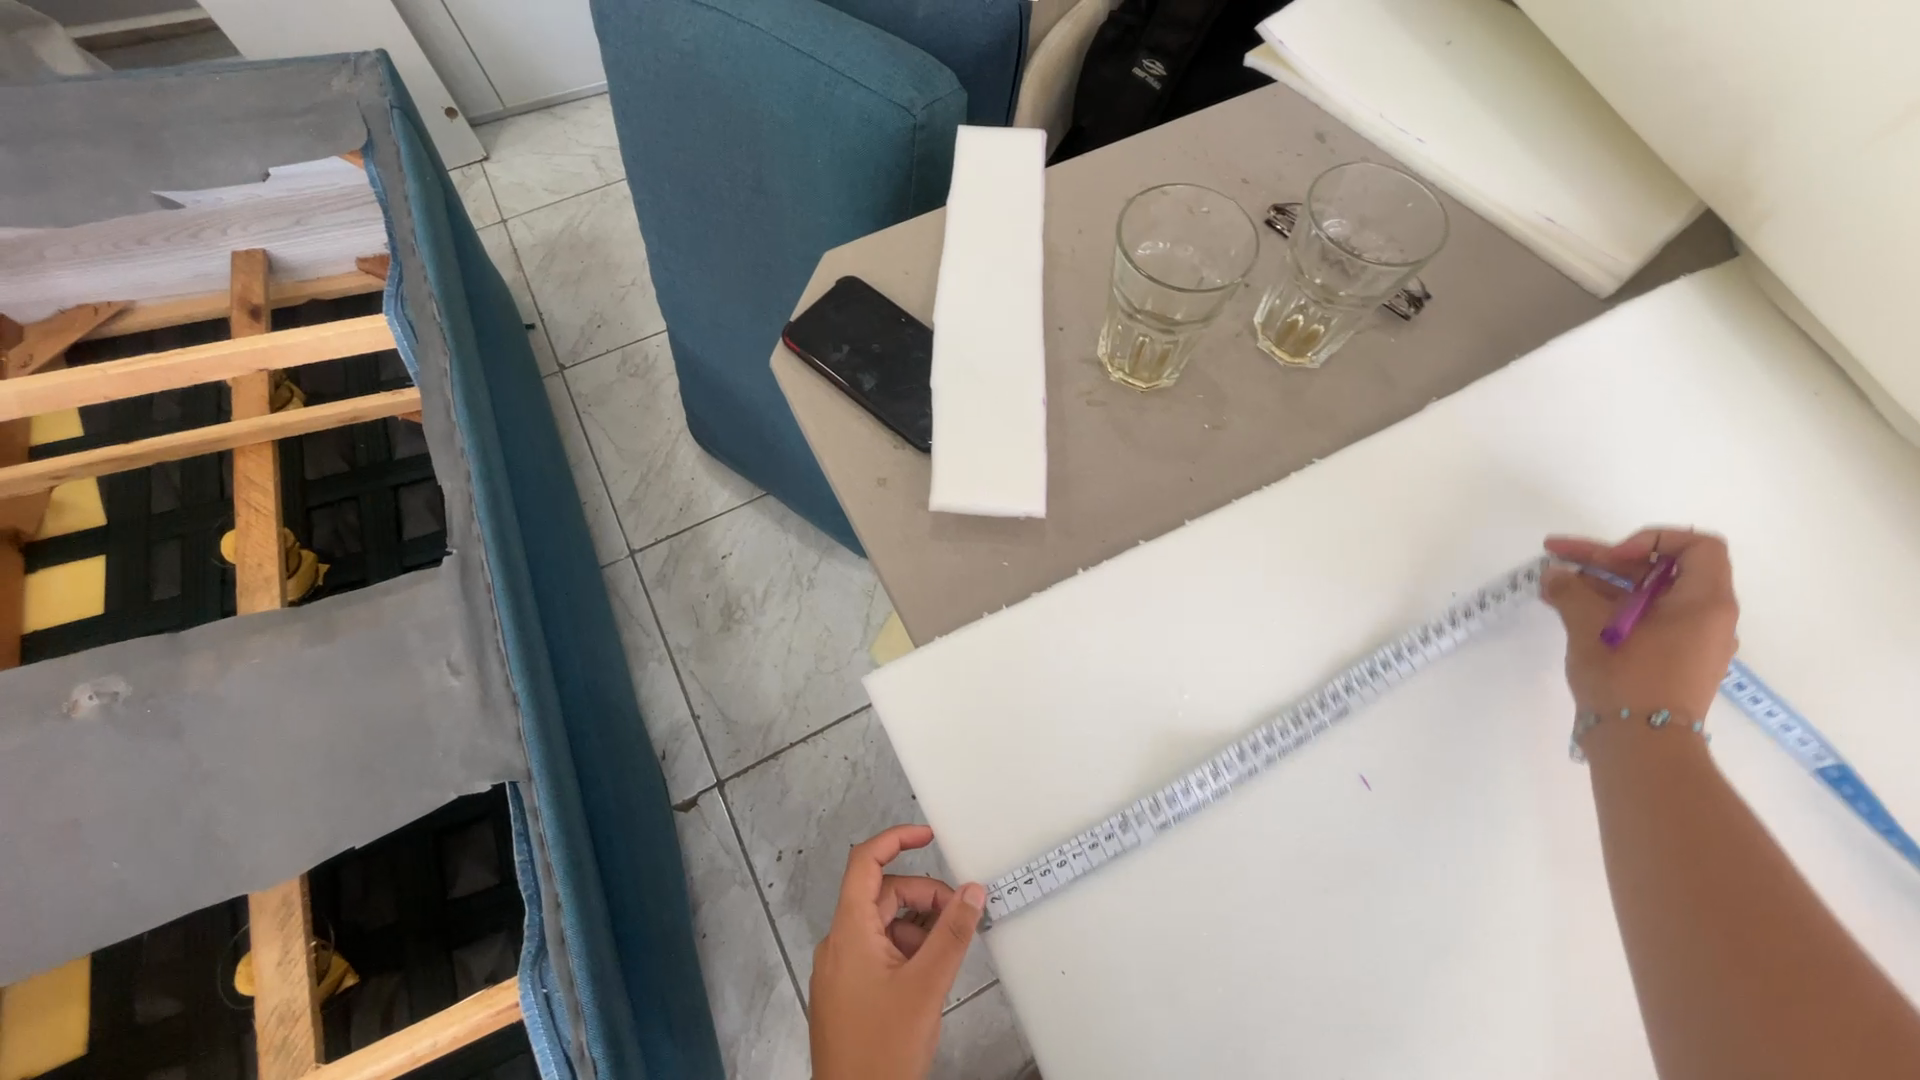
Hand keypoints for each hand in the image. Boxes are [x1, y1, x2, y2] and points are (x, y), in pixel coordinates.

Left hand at [809, 824, 984, 1079]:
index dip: (895, 839)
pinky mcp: (846, 991)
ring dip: (917, 927)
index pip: (865, 862)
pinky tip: (929, 975)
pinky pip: (877, 951)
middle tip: (960, 918)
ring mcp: (840, 968)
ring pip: (882, 924)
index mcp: (849, 930)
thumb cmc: (883, 1048)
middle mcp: (839, 942)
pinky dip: (906, 950)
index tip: (929, 835)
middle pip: (882, 895)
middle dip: (922, 897)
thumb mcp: (927, 986)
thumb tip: (973, 891)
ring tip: (948, 953)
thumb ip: (952, 934)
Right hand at [1542, 528, 1738, 723]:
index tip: (1611, 558)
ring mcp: (1688, 641)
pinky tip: (1568, 609)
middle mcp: (1706, 617)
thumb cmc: (1627, 678)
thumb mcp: (1591, 628)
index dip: (1652, 541)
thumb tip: (1555, 574)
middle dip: (1604, 560)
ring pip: (1645, 596)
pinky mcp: (1668, 660)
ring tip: (1552, 583)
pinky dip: (1607, 609)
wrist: (1642, 745)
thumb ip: (1570, 592)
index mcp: (1705, 603)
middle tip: (1555, 555)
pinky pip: (1642, 620)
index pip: (1697, 547)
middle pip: (1659, 570)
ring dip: (1599, 584)